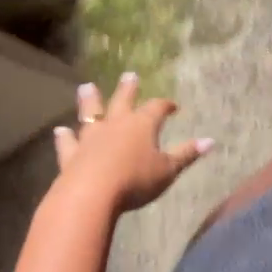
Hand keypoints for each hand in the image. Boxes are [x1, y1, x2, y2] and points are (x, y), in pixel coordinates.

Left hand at [50, 74, 212, 212]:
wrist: (90, 196)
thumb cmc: (134, 181)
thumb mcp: (167, 170)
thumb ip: (186, 154)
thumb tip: (211, 141)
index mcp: (142, 124)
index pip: (157, 107)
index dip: (165, 105)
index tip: (172, 107)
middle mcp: (117, 124)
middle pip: (123, 101)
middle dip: (128, 89)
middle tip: (129, 76)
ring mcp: (92, 138)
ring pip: (91, 114)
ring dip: (90, 101)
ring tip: (86, 87)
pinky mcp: (71, 156)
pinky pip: (68, 143)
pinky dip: (64, 137)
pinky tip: (60, 131)